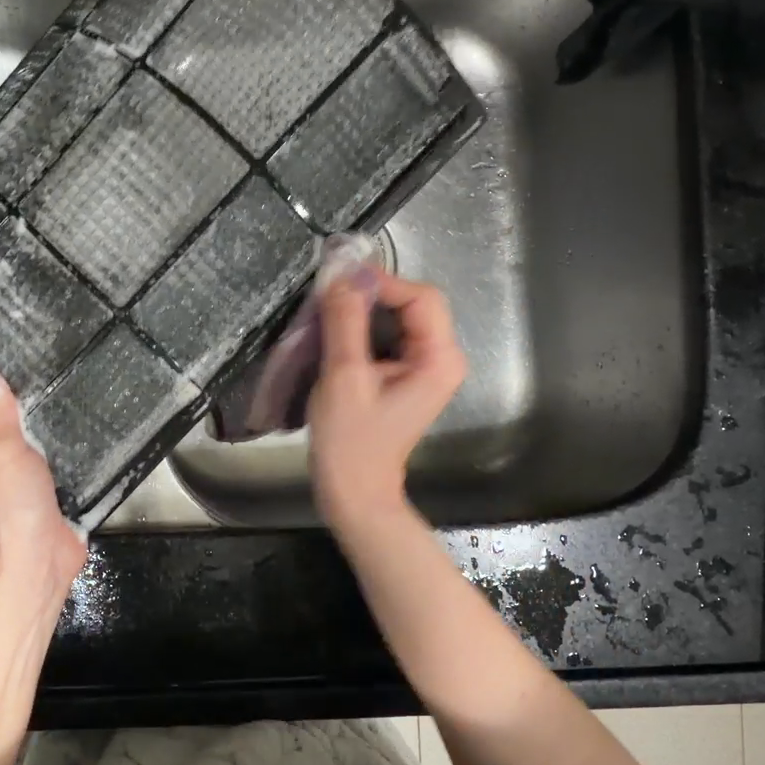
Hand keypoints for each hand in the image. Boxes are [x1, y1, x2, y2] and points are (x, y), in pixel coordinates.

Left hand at [0, 357, 87, 611]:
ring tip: (77, 407)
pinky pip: (67, 477)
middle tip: (49, 392)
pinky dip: (77, 464)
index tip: (0, 388)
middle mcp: (0, 479)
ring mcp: (29, 494)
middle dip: (24, 425)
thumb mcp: (2, 447)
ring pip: (39, 460)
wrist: (40, 560)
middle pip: (8, 445)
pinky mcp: (58, 505)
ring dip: (53, 444)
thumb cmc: (12, 506)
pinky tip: (96, 445)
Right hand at [308, 271, 466, 529]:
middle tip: (326, 295)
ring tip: (324, 312)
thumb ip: (345, 321)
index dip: (382, 282)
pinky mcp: (402, 377)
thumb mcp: (344, 376)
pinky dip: (359, 330)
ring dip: (361, 311)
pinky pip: (385, 338)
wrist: (352, 492)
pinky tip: (332, 333)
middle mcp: (440, 358)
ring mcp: (422, 369)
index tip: (337, 281)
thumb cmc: (350, 440)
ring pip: (396, 319)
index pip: (420, 298)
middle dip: (370, 295)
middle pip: (411, 304)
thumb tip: (342, 272)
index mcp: (439, 358)